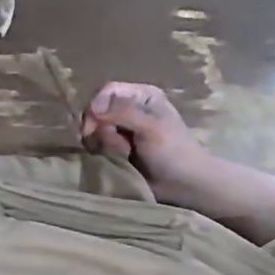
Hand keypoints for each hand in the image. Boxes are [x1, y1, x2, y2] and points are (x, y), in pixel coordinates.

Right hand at [80, 82, 229, 208]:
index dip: (96, 106)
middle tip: (111, 144)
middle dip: (99, 128)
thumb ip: (122, 113)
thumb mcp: (150, 126)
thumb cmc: (172, 150)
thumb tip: (91, 111)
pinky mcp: (118, 150)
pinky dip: (104, 154)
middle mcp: (130, 109)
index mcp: (142, 96)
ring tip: (121, 154)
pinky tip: (117, 160)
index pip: (108, 91)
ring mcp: (123, 131)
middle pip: (98, 111)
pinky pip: (100, 147)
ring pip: (97, 131)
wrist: (182, 183)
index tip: (93, 127)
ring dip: (104, 143)